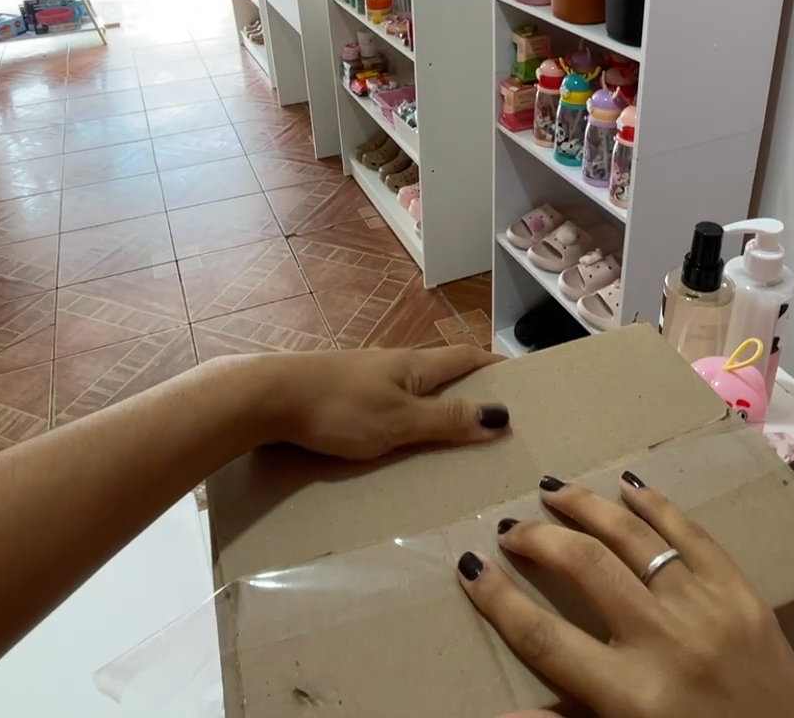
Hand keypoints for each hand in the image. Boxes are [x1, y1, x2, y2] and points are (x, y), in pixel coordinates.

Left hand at [239, 345, 510, 460]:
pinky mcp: (346, 390)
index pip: (466, 358)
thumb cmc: (342, 408)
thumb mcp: (401, 421)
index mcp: (416, 365)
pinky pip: (392, 398)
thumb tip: (500, 415)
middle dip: (471, 388)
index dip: (494, 365)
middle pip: (443, 370)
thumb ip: (447, 420)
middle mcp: (396, 363)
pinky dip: (412, 411)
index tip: (521, 376)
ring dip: (441, 401)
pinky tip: (404, 434)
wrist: (272, 396)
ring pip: (416, 385)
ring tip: (456, 433)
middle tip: (495, 416)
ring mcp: (369, 374)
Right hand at [457, 476, 793, 717]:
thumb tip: (496, 717)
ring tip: (553, 491)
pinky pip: (689, 532)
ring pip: (631, 537)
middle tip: (510, 528)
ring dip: (585, 508)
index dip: (499, 600)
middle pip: (584, 567)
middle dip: (537, 539)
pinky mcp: (741, 590)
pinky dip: (654, 503)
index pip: (545, 639)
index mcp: (632, 698)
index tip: (469, 567)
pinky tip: (625, 483)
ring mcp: (706, 607)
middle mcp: (665, 642)